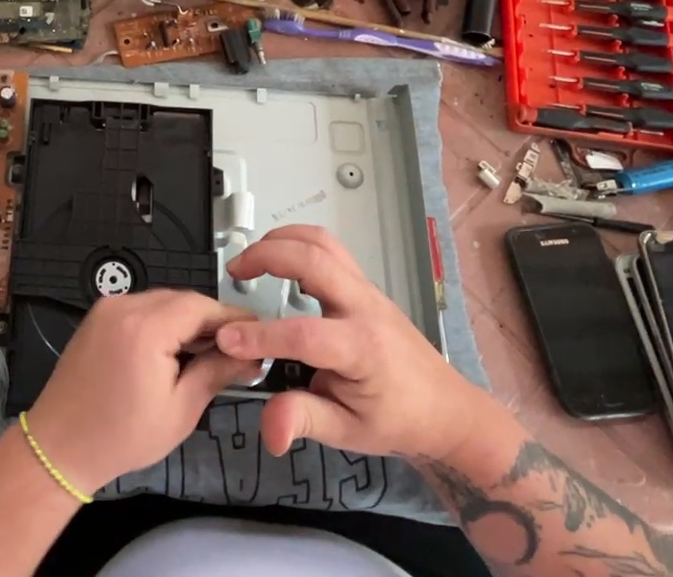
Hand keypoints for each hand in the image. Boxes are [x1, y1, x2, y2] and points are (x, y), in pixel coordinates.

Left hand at [25, 290, 257, 493]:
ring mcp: (107, 308)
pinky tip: (174, 350)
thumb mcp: (180, 410)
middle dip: (211, 321)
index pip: (201, 305)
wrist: (59, 445)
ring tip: (208, 354)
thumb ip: (215, 373)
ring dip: (187, 321)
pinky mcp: (98, 316)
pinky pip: (141, 308)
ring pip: (162, 301)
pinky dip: (162, 322)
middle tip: (236, 350)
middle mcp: (124, 306)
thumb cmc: (120, 436)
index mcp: (145, 328)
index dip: (232, 318)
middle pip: (182, 300)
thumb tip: (248, 356)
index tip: (257, 334)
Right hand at [214, 225, 485, 461]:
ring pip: (323, 242)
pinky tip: (277, 263)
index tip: (226, 340)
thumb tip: (269, 430)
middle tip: (234, 271)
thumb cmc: (397, 421)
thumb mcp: (348, 431)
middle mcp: (365, 308)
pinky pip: (329, 249)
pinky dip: (297, 244)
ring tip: (250, 259)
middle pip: (314, 259)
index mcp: (362, 349)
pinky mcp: (364, 285)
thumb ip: (304, 420)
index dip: (261, 336)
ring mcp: (367, 290)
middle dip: (267, 256)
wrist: (446, 409)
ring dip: (282, 240)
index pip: (304, 334)